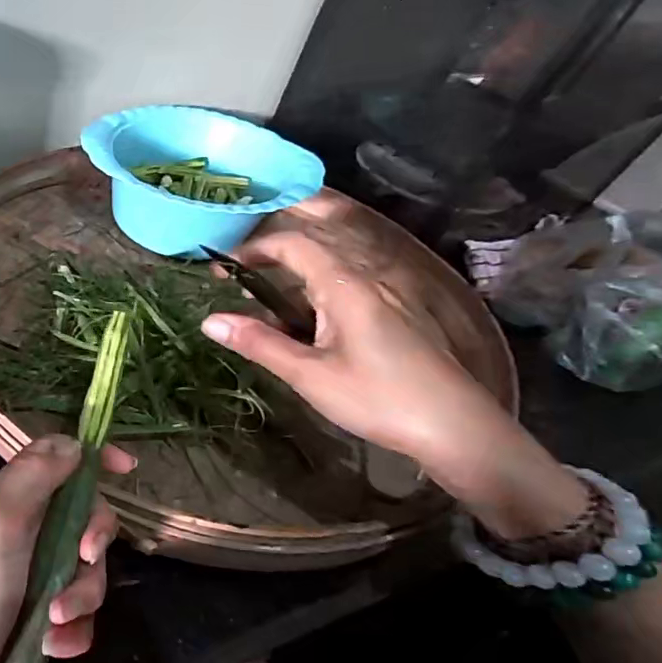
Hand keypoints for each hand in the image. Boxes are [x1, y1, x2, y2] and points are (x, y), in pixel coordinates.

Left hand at [0, 435, 132, 662]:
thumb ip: (35, 474)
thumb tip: (75, 444)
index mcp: (14, 500)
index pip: (61, 460)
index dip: (96, 458)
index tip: (128, 468)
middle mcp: (29, 533)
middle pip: (89, 518)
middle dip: (94, 542)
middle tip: (81, 559)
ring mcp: (37, 578)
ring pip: (91, 572)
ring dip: (80, 596)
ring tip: (52, 621)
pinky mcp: (44, 620)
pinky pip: (82, 615)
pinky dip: (72, 631)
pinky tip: (50, 645)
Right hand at [200, 232, 583, 539]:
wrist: (452, 424)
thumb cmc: (377, 399)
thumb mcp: (310, 376)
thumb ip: (260, 344)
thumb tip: (209, 321)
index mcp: (344, 283)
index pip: (293, 242)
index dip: (254, 247)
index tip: (224, 267)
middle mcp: (368, 274)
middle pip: (317, 238)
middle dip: (275, 246)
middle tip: (241, 270)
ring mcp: (388, 287)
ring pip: (336, 257)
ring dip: (298, 263)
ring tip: (267, 292)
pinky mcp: (398, 306)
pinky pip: (352, 275)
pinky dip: (320, 280)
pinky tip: (309, 311)